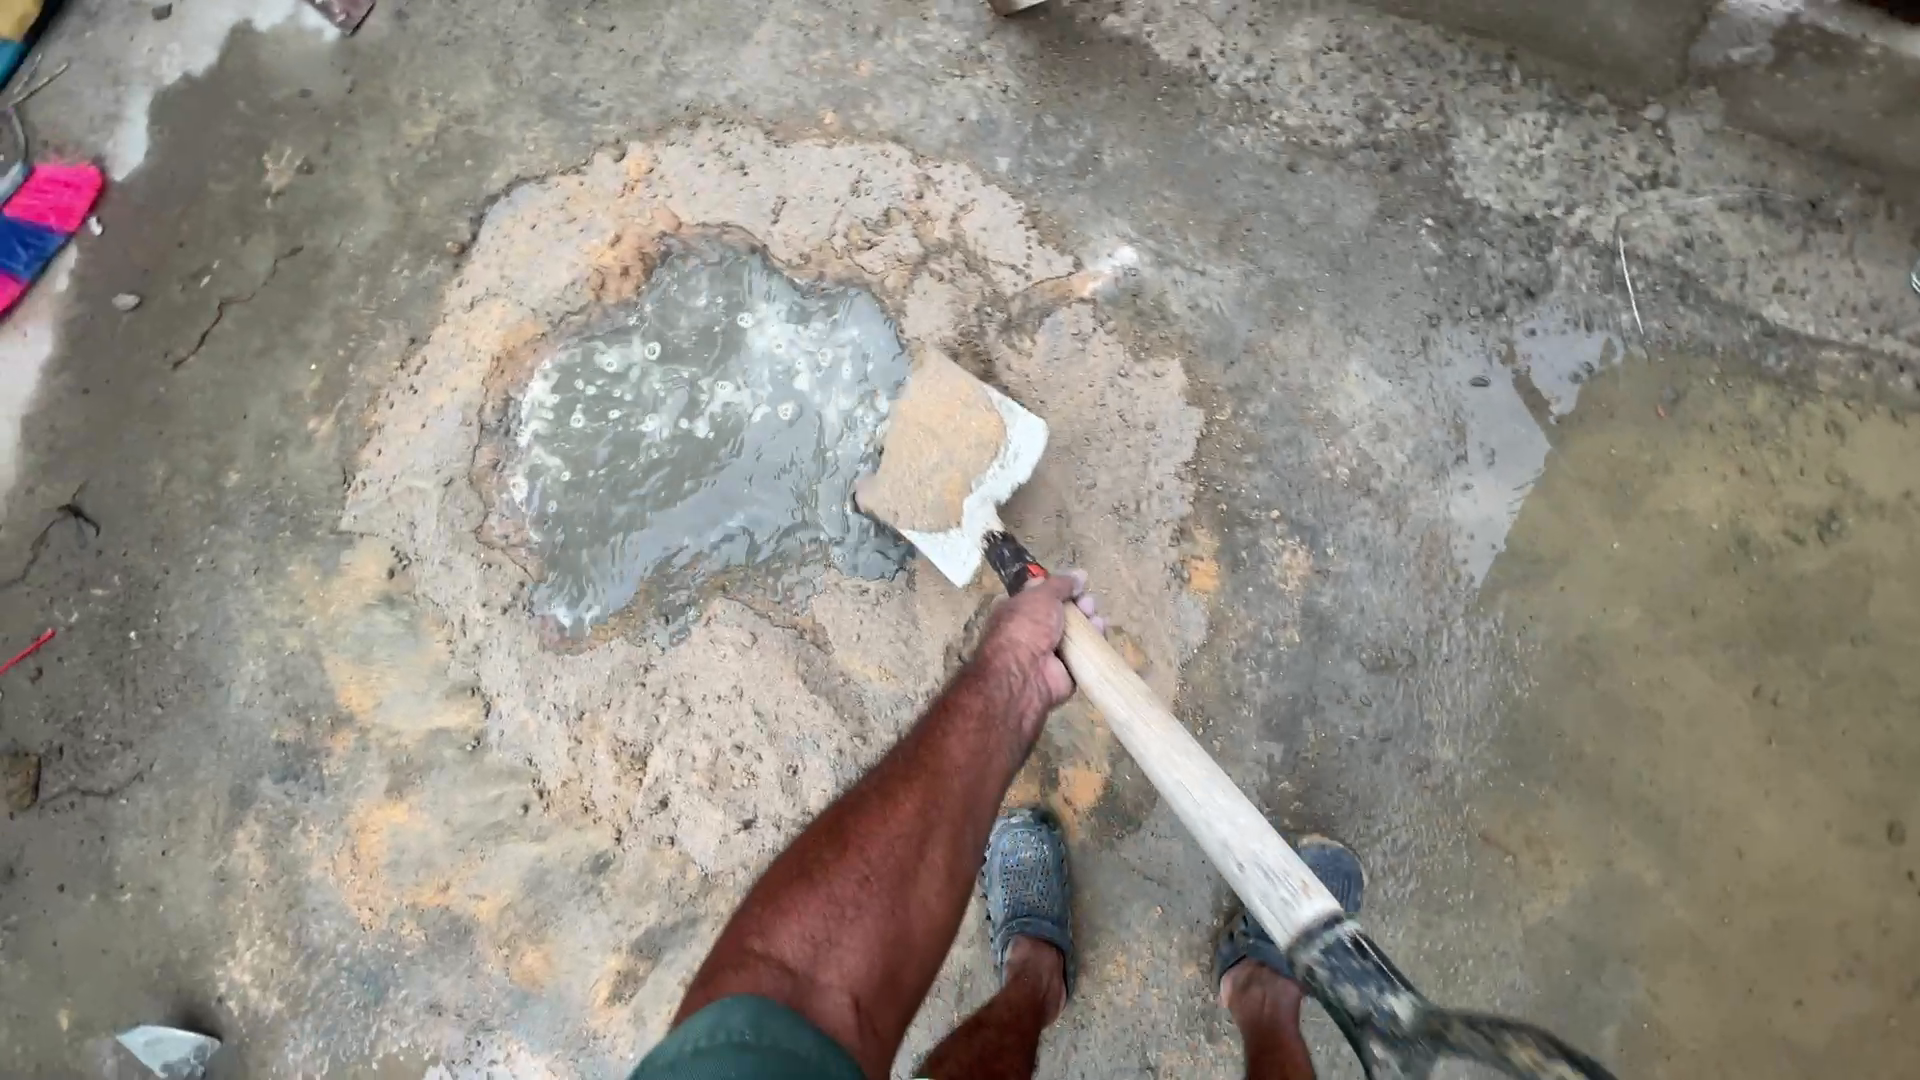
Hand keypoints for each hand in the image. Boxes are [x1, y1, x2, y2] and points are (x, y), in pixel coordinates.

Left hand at [973, 569, 1103, 732]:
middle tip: (1089, 603)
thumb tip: (1079, 575)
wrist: (1023, 672)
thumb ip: (1061, 584)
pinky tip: (1101, 631)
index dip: (1059, 588)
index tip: (1077, 583)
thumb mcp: (1041, 595)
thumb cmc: (1026, 626)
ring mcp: (1048, 653)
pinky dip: (1094, 643)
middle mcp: (1030, 631)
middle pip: (1061, 614)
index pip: (1040, 595)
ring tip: (1096, 616)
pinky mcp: (1065, 672)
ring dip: (1088, 622)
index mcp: (1017, 611)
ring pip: (1074, 634)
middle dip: (1078, 605)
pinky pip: (1082, 654)